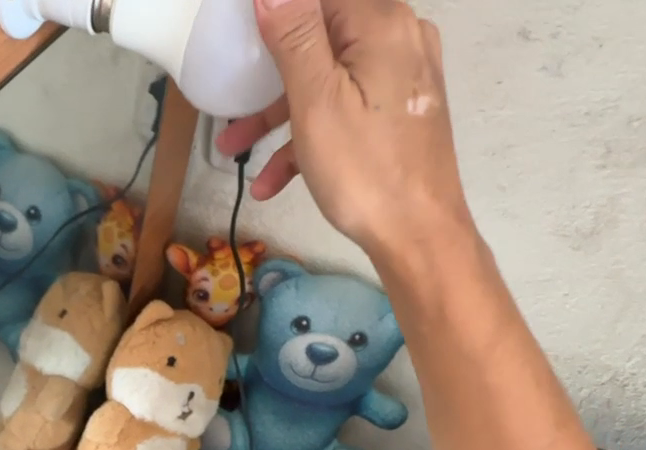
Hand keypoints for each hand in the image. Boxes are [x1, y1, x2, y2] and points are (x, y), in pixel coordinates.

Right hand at [219, 0, 473, 264]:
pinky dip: (308, 138)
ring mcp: (400, 78)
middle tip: (230, 96)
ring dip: (278, 114)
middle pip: (321, 37)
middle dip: (270, 70)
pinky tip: (273, 181)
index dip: (278, 12)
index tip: (241, 33)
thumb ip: (294, 36)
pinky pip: (343, 111)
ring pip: (327, 80)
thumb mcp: (316, 102)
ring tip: (234, 149)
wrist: (415, 233)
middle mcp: (398, 38)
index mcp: (380, 24)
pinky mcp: (396, 113)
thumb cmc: (364, 170)